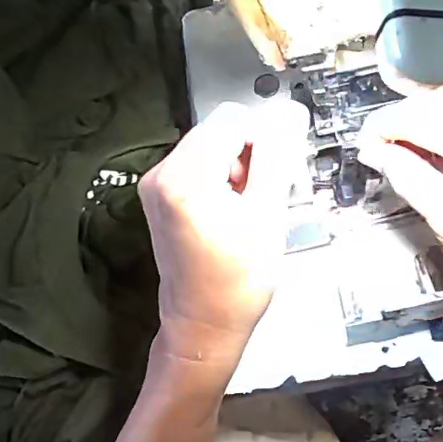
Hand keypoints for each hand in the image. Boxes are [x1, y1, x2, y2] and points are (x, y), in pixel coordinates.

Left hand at [140, 100, 307, 364]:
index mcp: (183, 180)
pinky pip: (197, 167)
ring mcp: (156, 187)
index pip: (231, 122)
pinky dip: (220, 177)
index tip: (282, 158)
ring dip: (236, 165)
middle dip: (248, 152)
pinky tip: (233, 208)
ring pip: (209, 147)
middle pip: (217, 130)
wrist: (203, 323)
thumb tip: (286, 118)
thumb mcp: (266, 215)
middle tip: (263, 191)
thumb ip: (275, 158)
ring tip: (248, 206)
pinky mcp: (160, 197)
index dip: (264, 135)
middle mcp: (161, 178)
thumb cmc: (233, 284)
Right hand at [357, 77, 442, 310]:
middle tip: (376, 143)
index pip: (422, 118)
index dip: (385, 128)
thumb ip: (409, 179)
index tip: (364, 143)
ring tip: (398, 139)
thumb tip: (377, 153)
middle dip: (401, 117)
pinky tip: (430, 134)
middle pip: (438, 99)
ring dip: (421, 111)